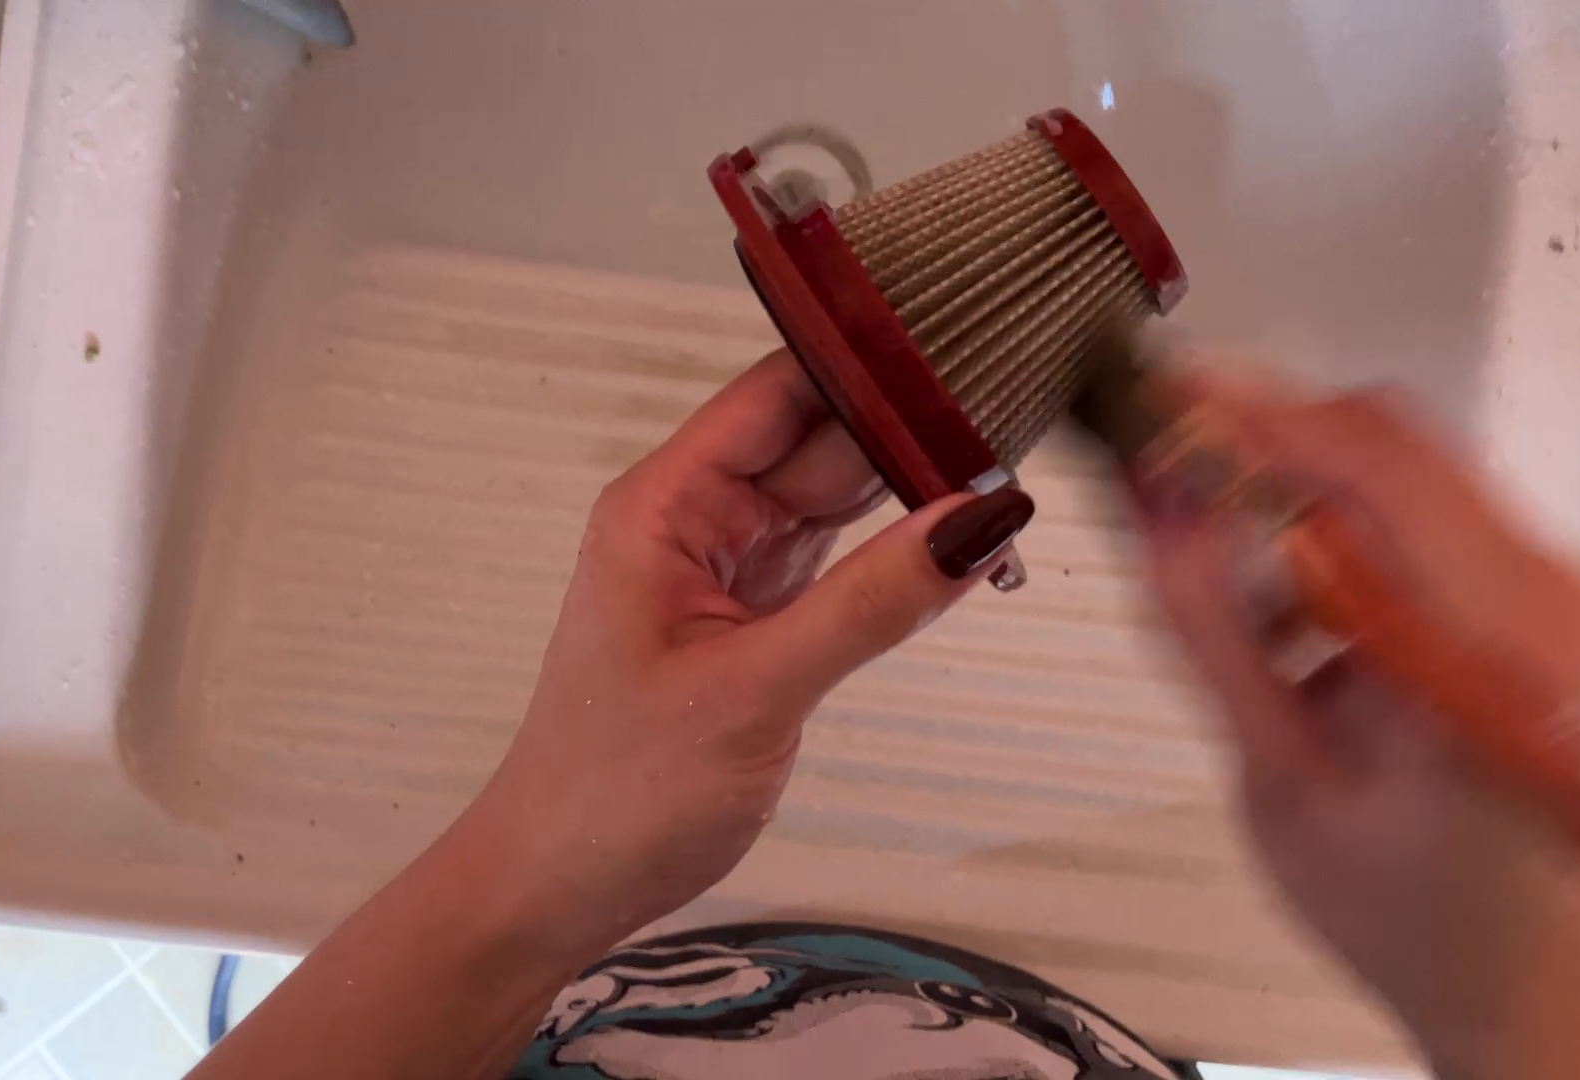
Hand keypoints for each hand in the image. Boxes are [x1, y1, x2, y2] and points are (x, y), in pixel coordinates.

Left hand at [457, 349, 1034, 956]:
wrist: (565, 877)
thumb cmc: (622, 787)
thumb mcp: (753, 689)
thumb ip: (868, 603)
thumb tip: (981, 519)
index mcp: (665, 504)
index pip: (772, 398)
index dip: (861, 365)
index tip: (959, 349)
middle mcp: (695, 518)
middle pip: (811, 445)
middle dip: (903, 432)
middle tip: (1015, 415)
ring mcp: (727, 568)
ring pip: (828, 503)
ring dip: (904, 493)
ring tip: (1005, 469)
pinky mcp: (754, 617)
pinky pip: (831, 563)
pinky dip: (887, 557)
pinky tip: (952, 544)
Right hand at [1136, 377, 1579, 1075]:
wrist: (1504, 967)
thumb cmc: (1406, 900)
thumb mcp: (1278, 771)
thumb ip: (1212, 634)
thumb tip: (1157, 518)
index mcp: (1497, 654)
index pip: (1372, 471)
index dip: (1253, 418)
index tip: (1161, 396)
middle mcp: (1539, 599)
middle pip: (1382, 442)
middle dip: (1250, 428)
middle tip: (1149, 442)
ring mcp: (1524, 590)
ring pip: (1380, 466)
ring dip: (1264, 472)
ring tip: (1178, 513)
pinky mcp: (1487, 596)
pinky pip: (1384, 511)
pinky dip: (1291, 513)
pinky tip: (1246, 573)